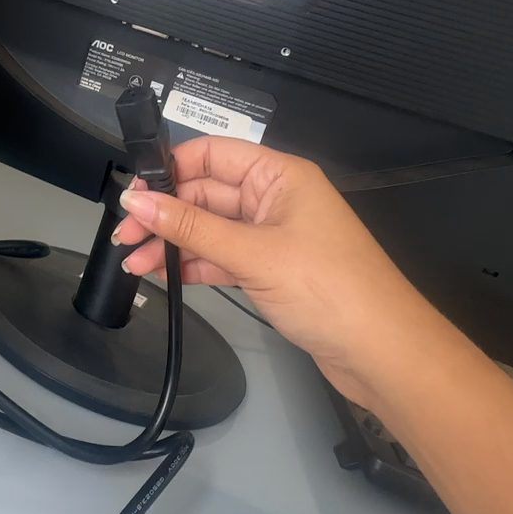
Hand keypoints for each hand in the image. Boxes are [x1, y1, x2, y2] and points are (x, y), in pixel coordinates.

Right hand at [113, 136, 455, 407]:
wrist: (387, 358)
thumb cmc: (334, 291)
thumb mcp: (253, 254)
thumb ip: (190, 227)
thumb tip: (137, 201)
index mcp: (279, 176)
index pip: (211, 155)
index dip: (169, 169)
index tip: (134, 191)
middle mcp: (273, 199)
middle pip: (203, 194)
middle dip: (163, 214)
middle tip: (125, 234)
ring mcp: (271, 235)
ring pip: (207, 228)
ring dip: (172, 243)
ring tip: (135, 259)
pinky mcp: (269, 268)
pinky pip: (220, 255)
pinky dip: (192, 264)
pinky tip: (164, 274)